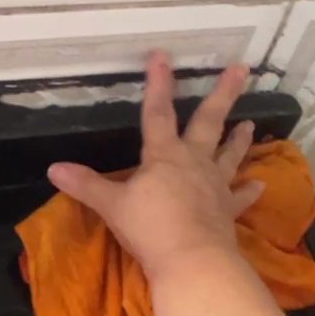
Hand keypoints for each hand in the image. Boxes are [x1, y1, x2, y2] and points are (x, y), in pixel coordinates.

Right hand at [47, 51, 264, 278]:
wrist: (192, 260)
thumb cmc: (150, 228)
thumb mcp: (112, 206)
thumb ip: (86, 186)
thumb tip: (54, 169)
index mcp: (163, 156)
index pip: (157, 112)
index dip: (158, 84)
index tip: (162, 55)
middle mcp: (194, 163)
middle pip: (209, 122)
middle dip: (223, 94)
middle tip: (240, 69)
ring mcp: (215, 185)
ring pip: (230, 155)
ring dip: (240, 139)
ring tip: (251, 123)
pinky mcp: (228, 210)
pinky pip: (241, 196)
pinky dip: (250, 190)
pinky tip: (261, 185)